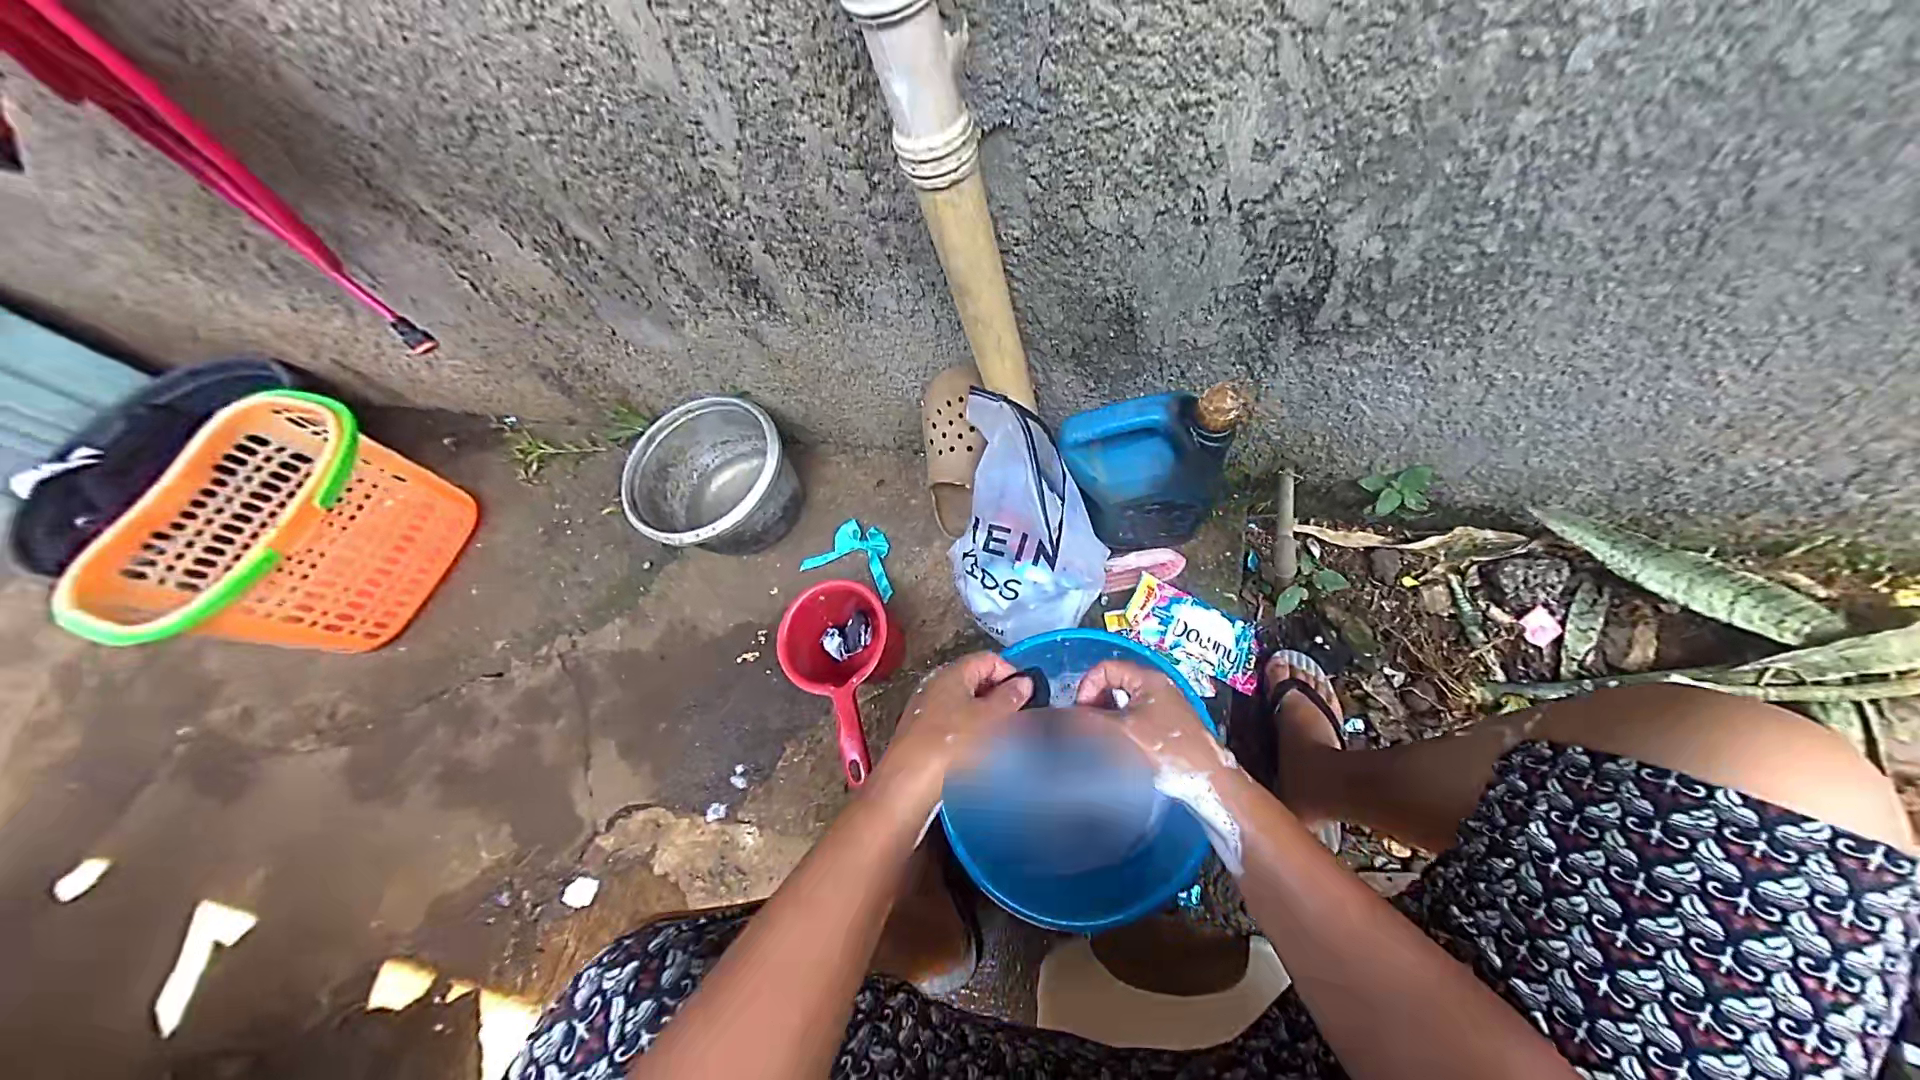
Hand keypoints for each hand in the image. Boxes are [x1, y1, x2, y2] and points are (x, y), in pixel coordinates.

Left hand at [869, 652, 1032, 817]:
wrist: (910, 782)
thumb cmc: (952, 743)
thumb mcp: (989, 718)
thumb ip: (1010, 697)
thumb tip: (1023, 682)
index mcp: (952, 673)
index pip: (989, 659)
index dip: (1011, 673)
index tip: (1026, 696)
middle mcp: (936, 684)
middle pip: (976, 679)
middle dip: (999, 695)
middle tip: (1017, 716)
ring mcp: (926, 708)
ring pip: (965, 702)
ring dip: (986, 714)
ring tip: (1001, 735)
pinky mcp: (922, 732)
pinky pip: (953, 721)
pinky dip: (969, 729)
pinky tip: (977, 749)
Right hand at [1077, 660, 1231, 777]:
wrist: (1209, 781)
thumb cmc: (1172, 751)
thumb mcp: (1124, 732)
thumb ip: (1091, 721)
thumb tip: (1063, 717)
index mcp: (1148, 679)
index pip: (1105, 667)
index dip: (1088, 686)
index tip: (1082, 710)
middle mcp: (1157, 686)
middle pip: (1113, 682)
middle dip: (1096, 701)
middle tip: (1090, 723)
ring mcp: (1163, 704)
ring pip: (1123, 700)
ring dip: (1108, 715)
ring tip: (1103, 736)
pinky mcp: (1167, 723)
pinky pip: (1134, 715)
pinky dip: (1121, 725)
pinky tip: (1120, 744)